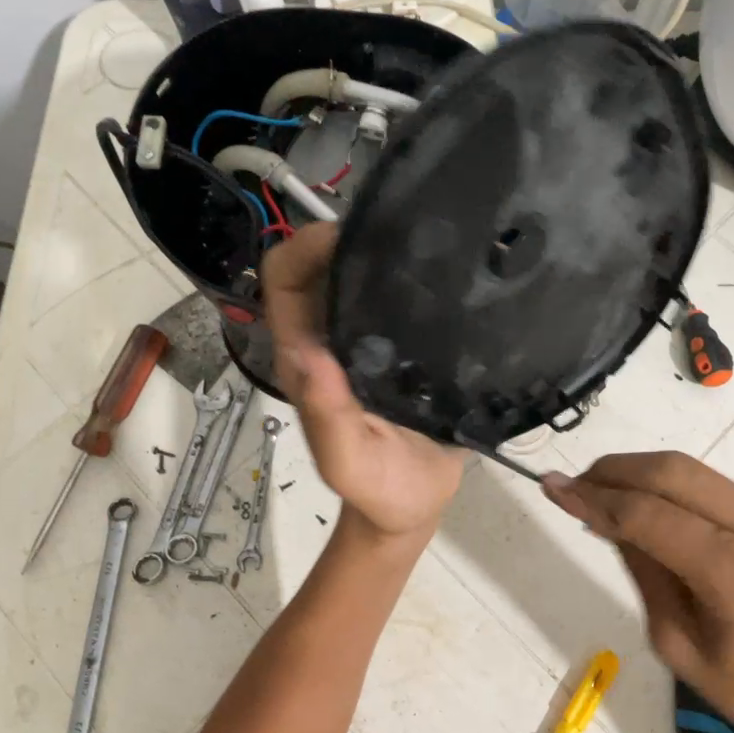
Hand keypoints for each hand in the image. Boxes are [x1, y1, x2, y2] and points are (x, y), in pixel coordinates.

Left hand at [261, 221, 464, 537]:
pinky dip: (415, 278)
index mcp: (308, 359)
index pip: (283, 282)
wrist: (416, 507)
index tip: (348, 235)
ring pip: (362, 278)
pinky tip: (450, 272)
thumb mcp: (349, 463)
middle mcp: (332, 340)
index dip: (302, 250)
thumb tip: (308, 353)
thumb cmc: (379, 490)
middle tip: (402, 226)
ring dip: (384, 252)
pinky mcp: (404, 349)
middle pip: (322, 269)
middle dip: (349, 238)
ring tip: (430, 239)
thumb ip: (327, 416)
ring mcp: (368, 343)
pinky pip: (401, 300)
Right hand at [541, 452, 733, 732]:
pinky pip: (724, 494)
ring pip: (699, 476)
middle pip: (676, 473)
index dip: (594, 497)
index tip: (553, 487)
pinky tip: (654, 511)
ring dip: (647, 478)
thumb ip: (642, 569)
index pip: (649, 515)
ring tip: (606, 495)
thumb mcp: (677, 641)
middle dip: (617, 470)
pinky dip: (681, 495)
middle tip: (577, 481)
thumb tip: (606, 516)